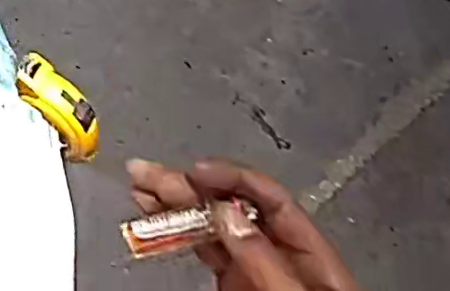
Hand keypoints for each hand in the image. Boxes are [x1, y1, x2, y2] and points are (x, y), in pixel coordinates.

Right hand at [126, 158, 359, 290]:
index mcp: (311, 260)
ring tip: (138, 184)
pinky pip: (200, 248)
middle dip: (185, 185)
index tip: (194, 171)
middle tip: (147, 173)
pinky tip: (151, 215)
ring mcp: (255, 273)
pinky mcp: (234, 287)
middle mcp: (280, 257)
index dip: (231, 177)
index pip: (270, 198)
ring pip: (208, 222)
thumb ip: (266, 260)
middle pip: (229, 205)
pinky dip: (172, 228)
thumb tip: (224, 211)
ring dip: (170, 200)